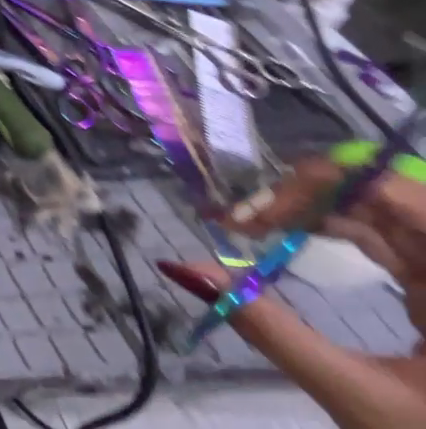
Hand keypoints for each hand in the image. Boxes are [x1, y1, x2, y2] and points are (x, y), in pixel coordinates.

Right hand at [157, 157, 425, 428]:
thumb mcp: (351, 392)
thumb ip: (268, 328)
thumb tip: (180, 267)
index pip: (396, 194)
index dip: (321, 184)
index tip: (253, 211)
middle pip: (384, 198)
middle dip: (303, 195)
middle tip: (240, 216)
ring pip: (379, 213)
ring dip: (309, 208)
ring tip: (252, 222)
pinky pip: (384, 236)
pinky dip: (330, 226)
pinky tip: (289, 232)